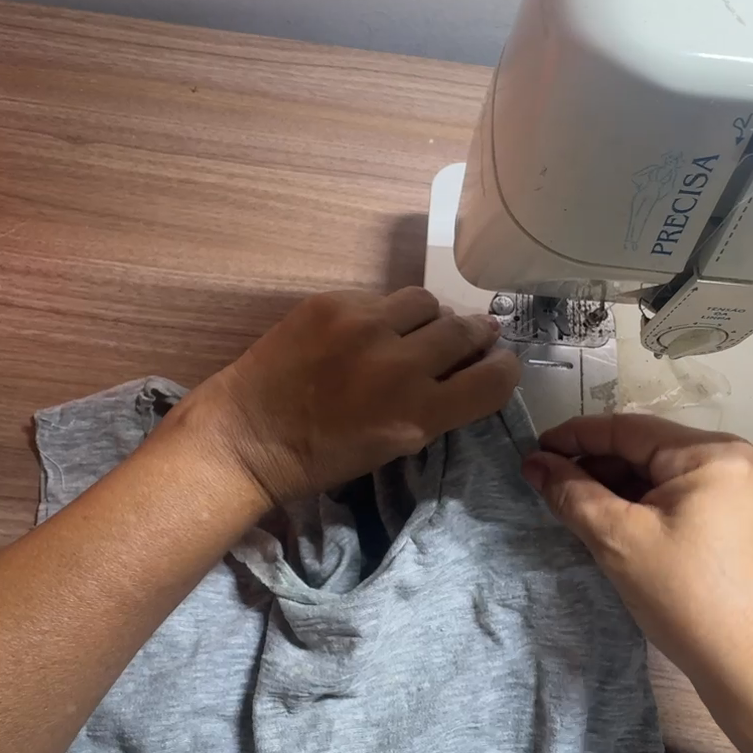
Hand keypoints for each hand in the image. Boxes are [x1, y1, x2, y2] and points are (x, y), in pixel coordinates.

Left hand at [178, 287, 520, 507]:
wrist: (248, 434)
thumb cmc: (321, 456)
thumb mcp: (393, 446)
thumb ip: (435, 406)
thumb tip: (465, 366)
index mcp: (418, 415)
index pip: (494, 379)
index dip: (504, 368)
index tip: (498, 362)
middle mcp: (400, 366)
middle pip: (466, 330)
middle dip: (475, 333)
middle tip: (471, 335)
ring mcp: (364, 327)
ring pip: (426, 302)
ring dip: (428, 317)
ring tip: (410, 331)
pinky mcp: (332, 303)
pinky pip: (380, 296)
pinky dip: (382, 313)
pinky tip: (361, 332)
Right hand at [521, 415, 752, 718]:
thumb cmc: (687, 600)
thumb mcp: (618, 540)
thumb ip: (572, 493)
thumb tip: (534, 463)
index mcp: (713, 454)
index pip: (627, 429)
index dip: (574, 437)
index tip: (534, 452)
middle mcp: (736, 458)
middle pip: (646, 447)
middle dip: (594, 465)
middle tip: (548, 484)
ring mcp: (744, 487)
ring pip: (661, 470)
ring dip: (616, 484)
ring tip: (574, 505)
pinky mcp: (742, 515)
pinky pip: (680, 491)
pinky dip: (643, 501)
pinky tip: (612, 519)